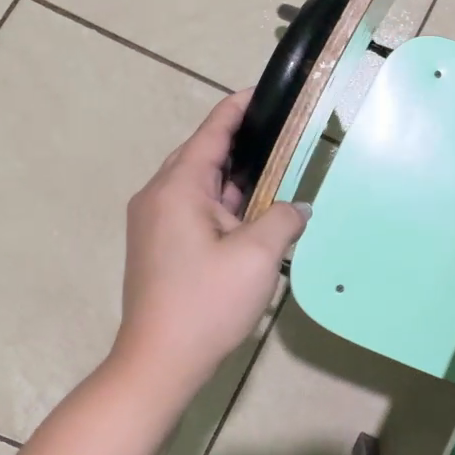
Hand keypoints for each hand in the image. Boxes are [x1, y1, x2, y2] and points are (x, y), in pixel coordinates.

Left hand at [113, 90, 306, 395]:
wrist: (158, 363)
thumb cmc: (207, 301)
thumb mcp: (258, 254)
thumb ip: (284, 218)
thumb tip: (298, 207)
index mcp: (178, 188)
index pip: (212, 132)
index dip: (238, 108)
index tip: (265, 92)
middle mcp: (159, 197)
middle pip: (203, 155)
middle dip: (242, 143)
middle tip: (284, 133)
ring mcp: (156, 223)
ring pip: (201, 185)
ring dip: (236, 178)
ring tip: (278, 169)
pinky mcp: (160, 246)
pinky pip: (196, 208)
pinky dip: (226, 202)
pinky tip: (255, 211)